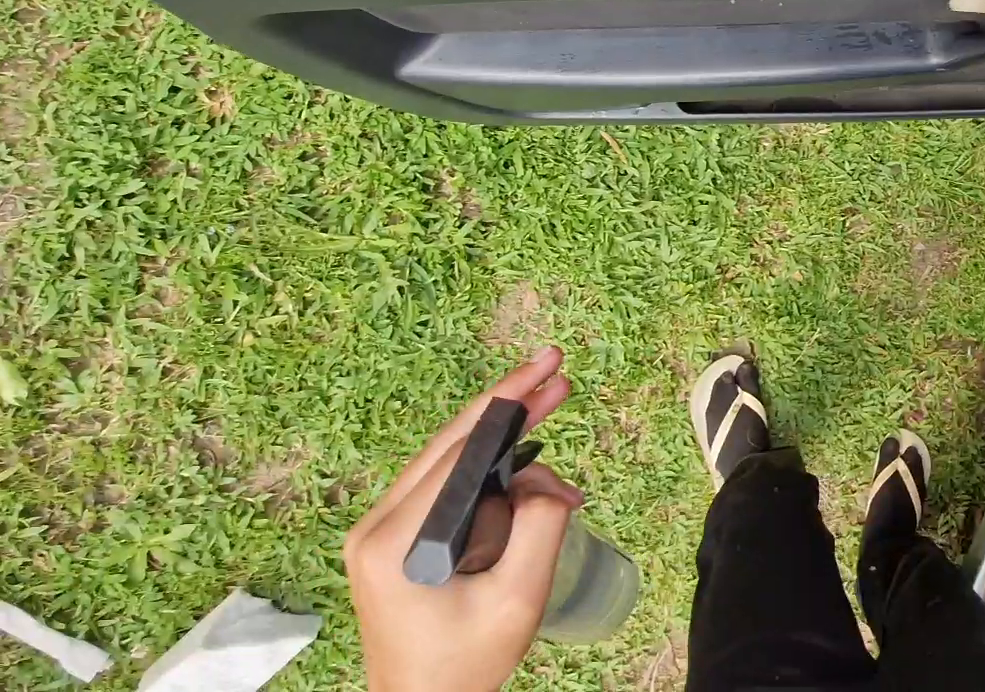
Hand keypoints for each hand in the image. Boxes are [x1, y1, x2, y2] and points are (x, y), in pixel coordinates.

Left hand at [344, 347, 583, 691]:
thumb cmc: (467, 662)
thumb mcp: (517, 597)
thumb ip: (540, 526)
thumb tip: (548, 483)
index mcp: (396, 539)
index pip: (461, 450)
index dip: (510, 402)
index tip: (550, 369)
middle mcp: (379, 525)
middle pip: (455, 442)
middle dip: (512, 402)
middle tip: (558, 370)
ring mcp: (383, 530)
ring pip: (457, 459)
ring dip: (511, 442)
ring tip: (558, 430)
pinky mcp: (396, 537)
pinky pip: (453, 483)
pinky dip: (498, 471)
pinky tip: (535, 479)